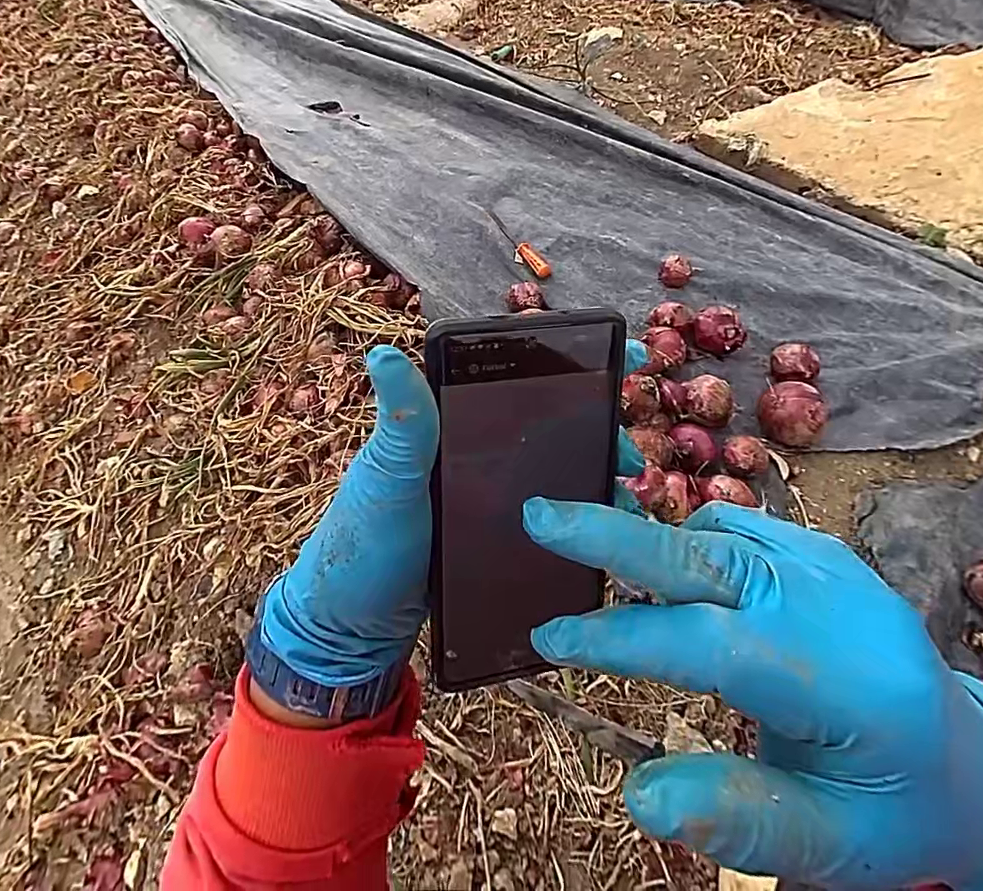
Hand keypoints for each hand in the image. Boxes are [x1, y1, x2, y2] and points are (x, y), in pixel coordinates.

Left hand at [254, 341, 651, 687]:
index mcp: (451, 423)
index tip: (618, 359)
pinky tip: (607, 529)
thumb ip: (402, 422)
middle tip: (625, 452)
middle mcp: (478, 451)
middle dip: (598, 427)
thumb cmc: (362, 545)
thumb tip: (383, 353)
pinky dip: (581, 516)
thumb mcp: (387, 478)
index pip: (516, 378)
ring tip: (625, 492)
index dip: (568, 363)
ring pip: (558, 470)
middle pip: (552, 425)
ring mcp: (494, 494)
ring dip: (595, 474)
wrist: (357, 629)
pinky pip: (552, 515)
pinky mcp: (504, 534)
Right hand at [523, 500, 982, 890]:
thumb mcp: (834, 849)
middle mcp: (833, 598)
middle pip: (705, 554)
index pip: (707, 643)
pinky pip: (739, 526)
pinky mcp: (821, 550)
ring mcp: (829, 562)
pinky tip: (670, 574)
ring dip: (649, 541)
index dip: (618, 638)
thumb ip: (740, 817)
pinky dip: (688, 542)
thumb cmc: (900, 812)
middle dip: (613, 534)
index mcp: (842, 679)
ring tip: (591, 559)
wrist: (975, 758)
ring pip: (716, 531)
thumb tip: (637, 791)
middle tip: (539, 516)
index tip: (546, 638)